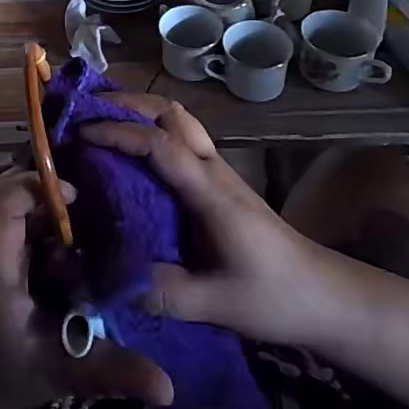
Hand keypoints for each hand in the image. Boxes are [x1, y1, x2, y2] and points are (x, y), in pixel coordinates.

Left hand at [0, 166, 173, 408]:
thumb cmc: (12, 371)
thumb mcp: (62, 372)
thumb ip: (109, 372)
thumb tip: (167, 387)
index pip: (5, 204)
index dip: (39, 188)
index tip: (76, 198)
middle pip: (0, 187)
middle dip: (39, 186)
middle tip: (75, 202)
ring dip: (25, 187)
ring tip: (59, 200)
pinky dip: (6, 186)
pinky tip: (33, 197)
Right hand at [83, 95, 336, 346]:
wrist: (326, 295)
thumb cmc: (276, 296)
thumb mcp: (218, 305)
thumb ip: (163, 293)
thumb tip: (107, 280)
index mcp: (210, 191)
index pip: (160, 143)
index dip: (118, 132)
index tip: (81, 135)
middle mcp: (213, 169)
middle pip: (169, 112)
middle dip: (124, 104)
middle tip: (84, 113)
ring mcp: (218, 171)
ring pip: (177, 118)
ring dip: (138, 110)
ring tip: (100, 122)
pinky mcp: (217, 181)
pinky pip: (179, 138)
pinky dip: (149, 129)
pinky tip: (129, 153)